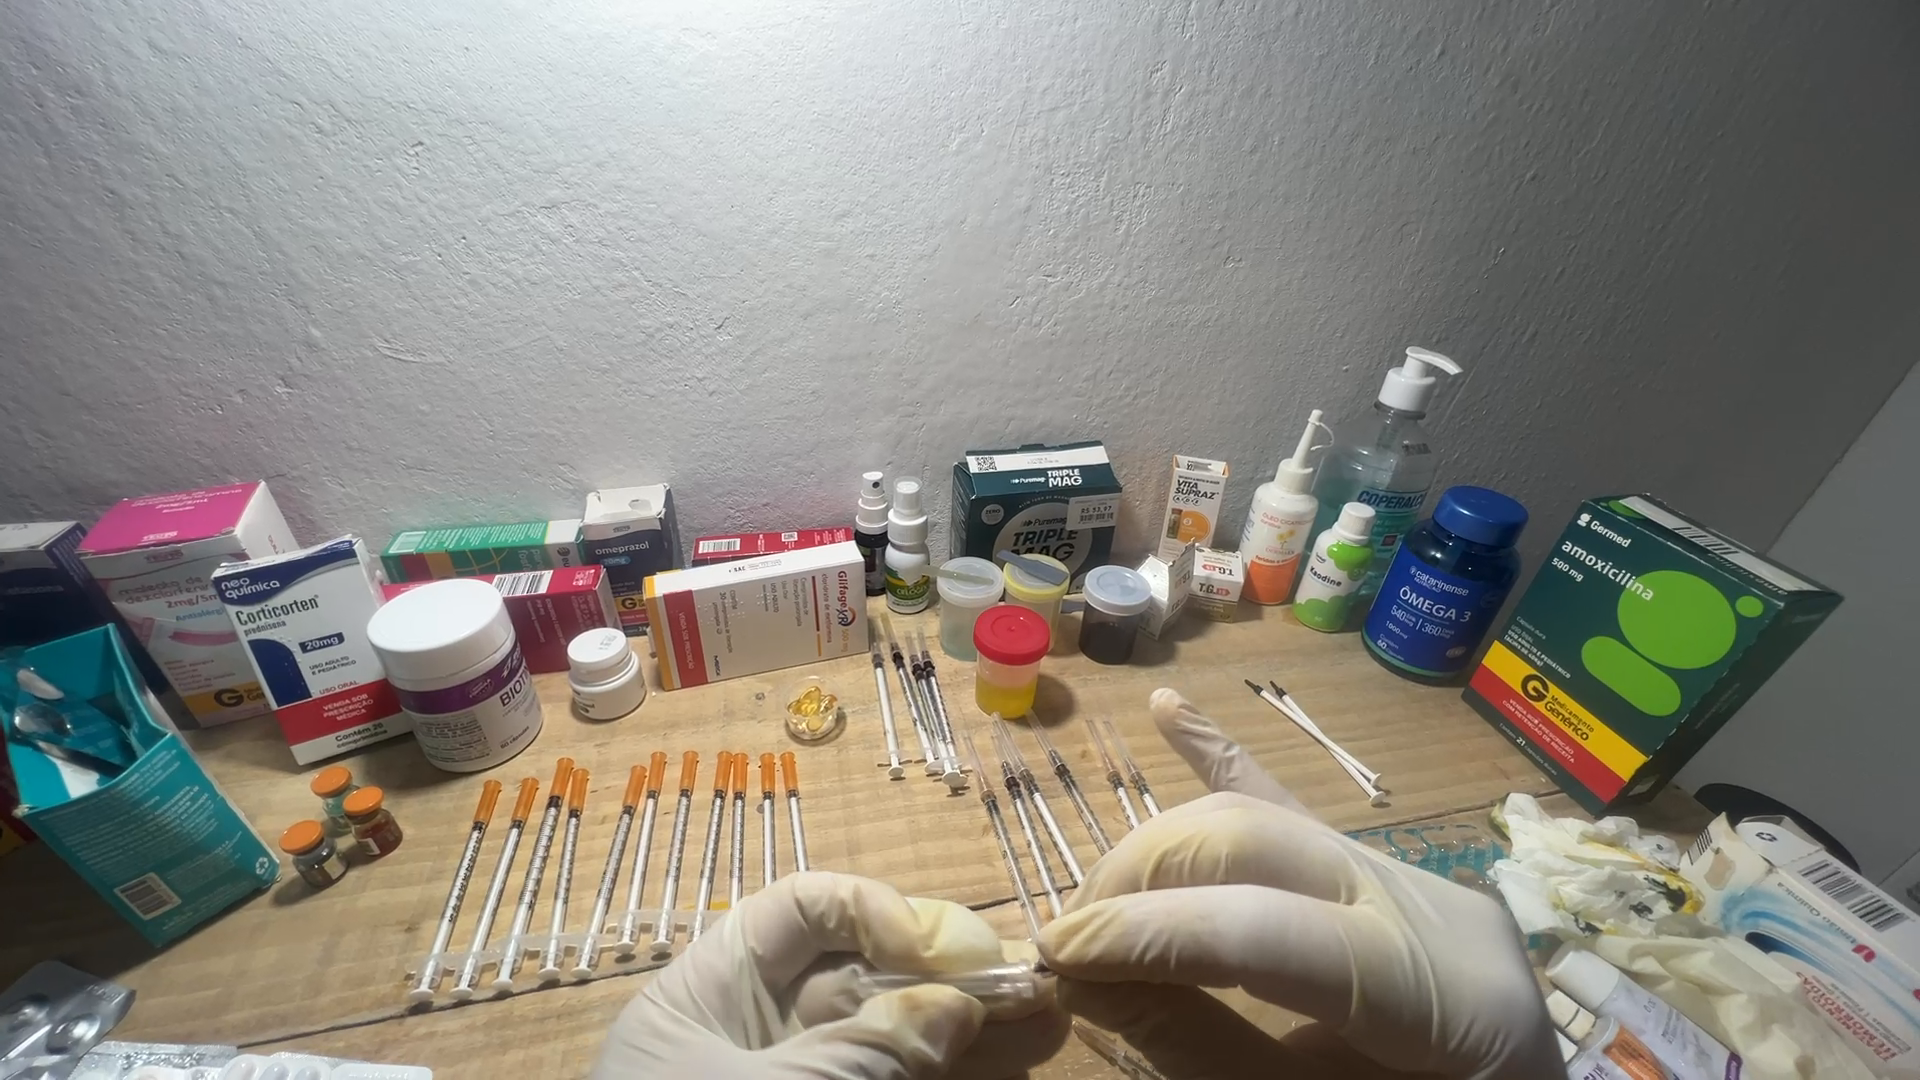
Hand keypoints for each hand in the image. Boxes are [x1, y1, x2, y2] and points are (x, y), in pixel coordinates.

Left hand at [591, 871, 1066, 1078]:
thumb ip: (860, 1052)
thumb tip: (958, 1007)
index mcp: (713, 990)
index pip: (799, 909)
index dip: (869, 909)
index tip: (927, 950)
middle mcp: (760, 1024)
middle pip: (859, 970)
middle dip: (938, 969)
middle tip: (1019, 972)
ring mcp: (799, 1074)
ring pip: (889, 1031)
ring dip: (961, 1021)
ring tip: (1038, 1014)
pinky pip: (892, 1077)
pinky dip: (943, 1070)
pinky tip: (1001, 1059)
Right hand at [1038, 689, 1559, 1079]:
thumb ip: (1197, 1055)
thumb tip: (1082, 983)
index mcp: (1439, 993)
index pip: (1260, 929)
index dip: (1146, 935)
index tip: (1060, 955)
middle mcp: (1416, 900)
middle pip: (1247, 840)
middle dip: (1141, 875)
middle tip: (1073, 932)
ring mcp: (1389, 865)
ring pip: (1248, 811)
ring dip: (1158, 842)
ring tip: (1098, 887)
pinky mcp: (1359, 860)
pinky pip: (1278, 798)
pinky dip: (1213, 754)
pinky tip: (1164, 708)